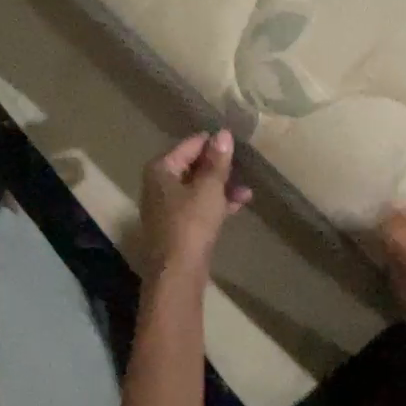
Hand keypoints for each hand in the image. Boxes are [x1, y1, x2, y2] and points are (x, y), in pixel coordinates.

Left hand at [139, 130, 252, 277]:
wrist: (178, 272)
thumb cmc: (191, 223)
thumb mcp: (209, 187)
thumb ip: (217, 160)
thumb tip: (223, 133)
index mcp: (161, 169)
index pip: (190, 145)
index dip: (213, 143)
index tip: (236, 141)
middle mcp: (158, 185)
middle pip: (192, 166)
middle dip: (218, 167)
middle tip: (243, 165)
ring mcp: (166, 207)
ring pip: (197, 188)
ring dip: (221, 187)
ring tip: (247, 190)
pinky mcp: (177, 226)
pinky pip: (198, 206)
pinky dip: (216, 203)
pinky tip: (239, 204)